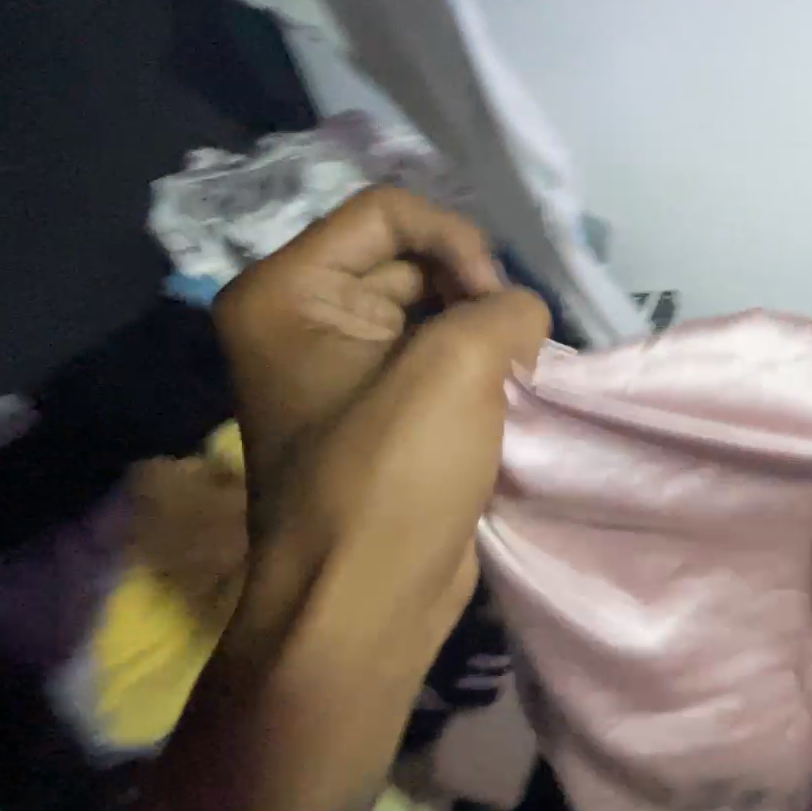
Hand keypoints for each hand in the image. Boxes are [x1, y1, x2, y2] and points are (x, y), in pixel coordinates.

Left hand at [212, 186, 549, 654]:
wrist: (369, 598)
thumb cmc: (393, 475)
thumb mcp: (457, 366)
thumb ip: (508, 307)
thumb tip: (523, 316)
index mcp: (288, 294)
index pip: (389, 212)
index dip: (456, 241)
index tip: (491, 302)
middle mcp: (308, 319)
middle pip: (417, 256)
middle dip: (478, 290)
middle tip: (513, 343)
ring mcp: (349, 365)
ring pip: (442, 306)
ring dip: (492, 329)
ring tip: (519, 371)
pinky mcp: (388, 405)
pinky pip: (447, 351)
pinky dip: (488, 361)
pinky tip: (514, 391)